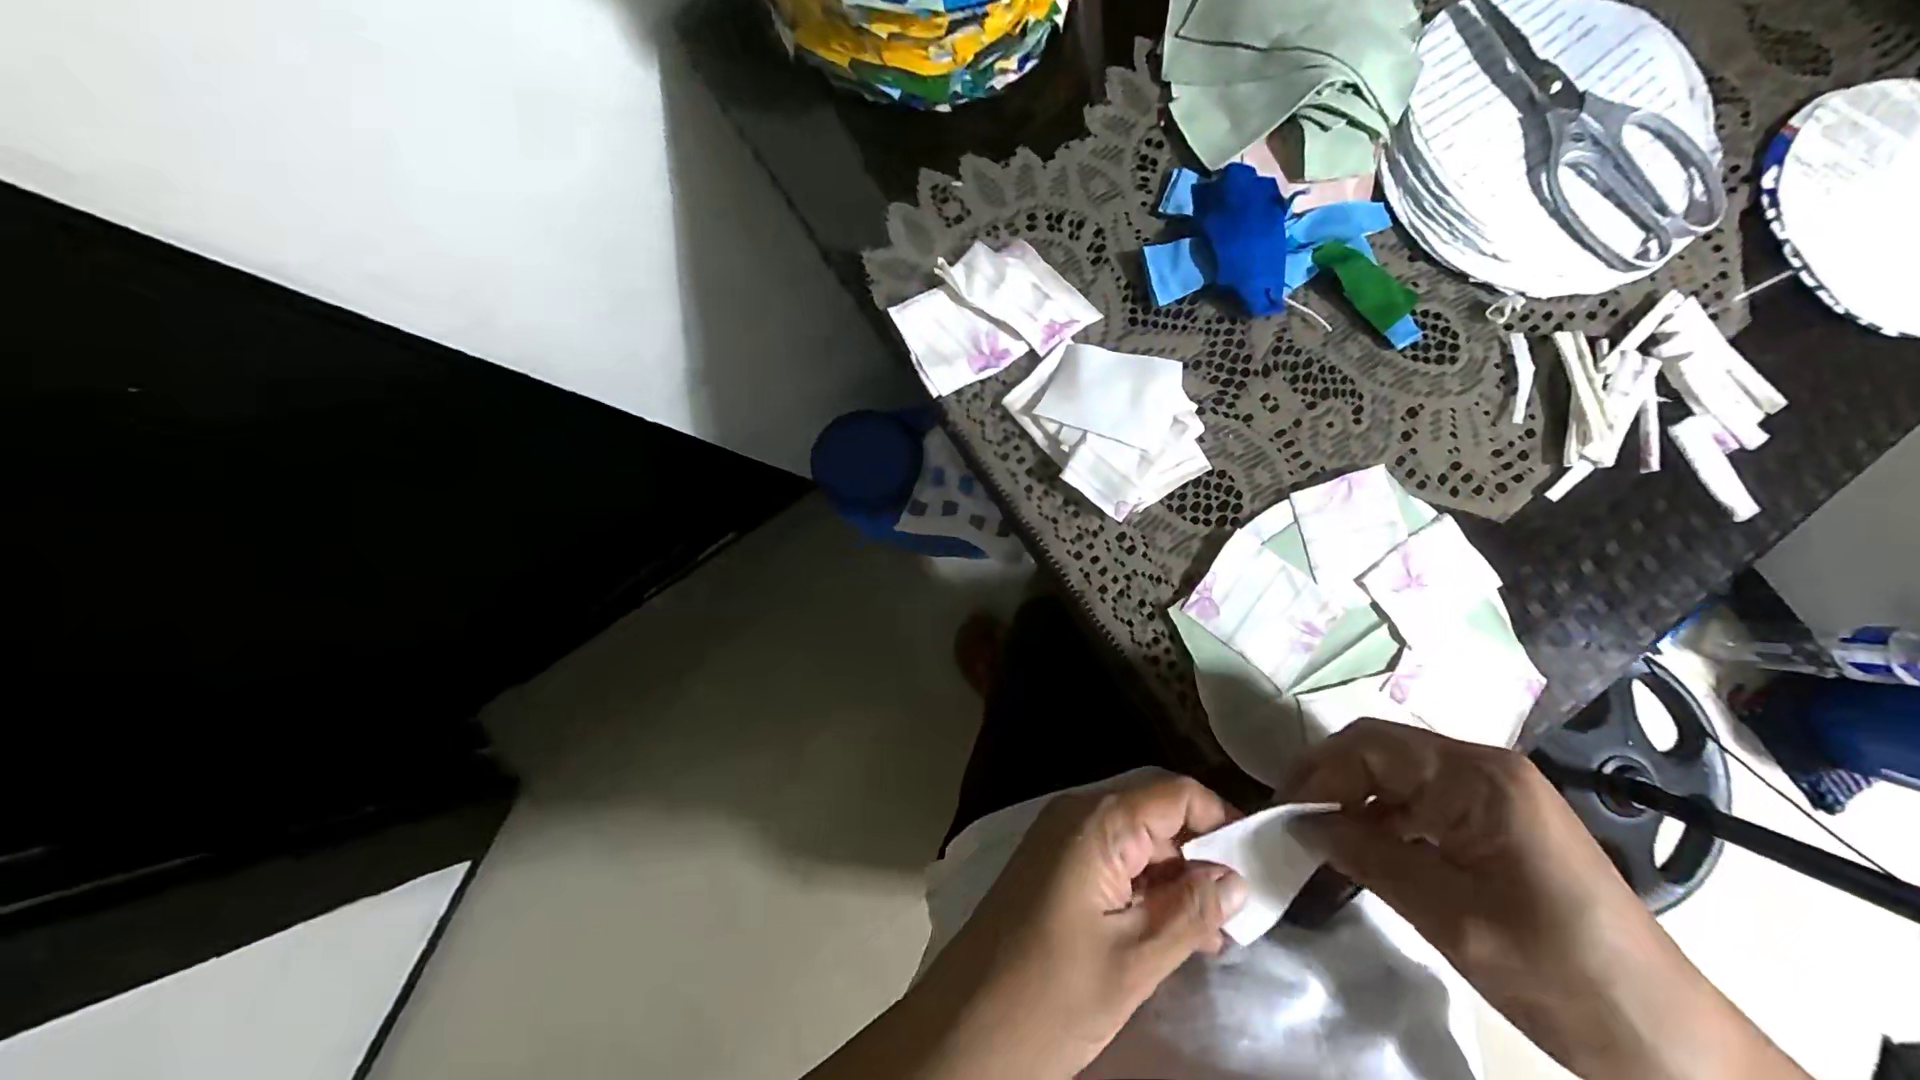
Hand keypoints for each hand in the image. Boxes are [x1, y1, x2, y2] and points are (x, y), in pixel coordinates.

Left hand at [804, 774, 1248, 1079]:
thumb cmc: (1049, 994)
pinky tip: (1173, 932)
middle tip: (1242, 914)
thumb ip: (1192, 910)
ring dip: (1177, 879)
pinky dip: (1147, 890)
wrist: (963, 1032)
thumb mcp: (1135, 959)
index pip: (1177, 794)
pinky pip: (1114, 863)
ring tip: (1214, 934)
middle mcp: (1077, 817)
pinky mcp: (1054, 872)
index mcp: (1096, 823)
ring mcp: (1061, 843)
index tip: (1262, 867)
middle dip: (1203, 857)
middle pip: (1157, 815)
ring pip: (1138, 843)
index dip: (1223, 822)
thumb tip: (1236, 878)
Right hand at [1284, 719, 1808, 1079]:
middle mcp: (1485, 769)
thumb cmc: (1558, 973)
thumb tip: (1302, 824)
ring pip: (1396, 776)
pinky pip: (1421, 804)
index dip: (1316, 773)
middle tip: (1291, 823)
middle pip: (1380, 752)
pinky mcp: (1498, 824)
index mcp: (1478, 777)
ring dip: (1352, 801)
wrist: (1671, 1042)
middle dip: (1328, 781)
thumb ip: (1367, 856)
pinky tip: (1362, 851)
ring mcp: (1495, 795)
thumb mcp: (1448, 916)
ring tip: (1317, 839)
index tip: (1280, 815)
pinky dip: (1382, 821)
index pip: (1369, 746)